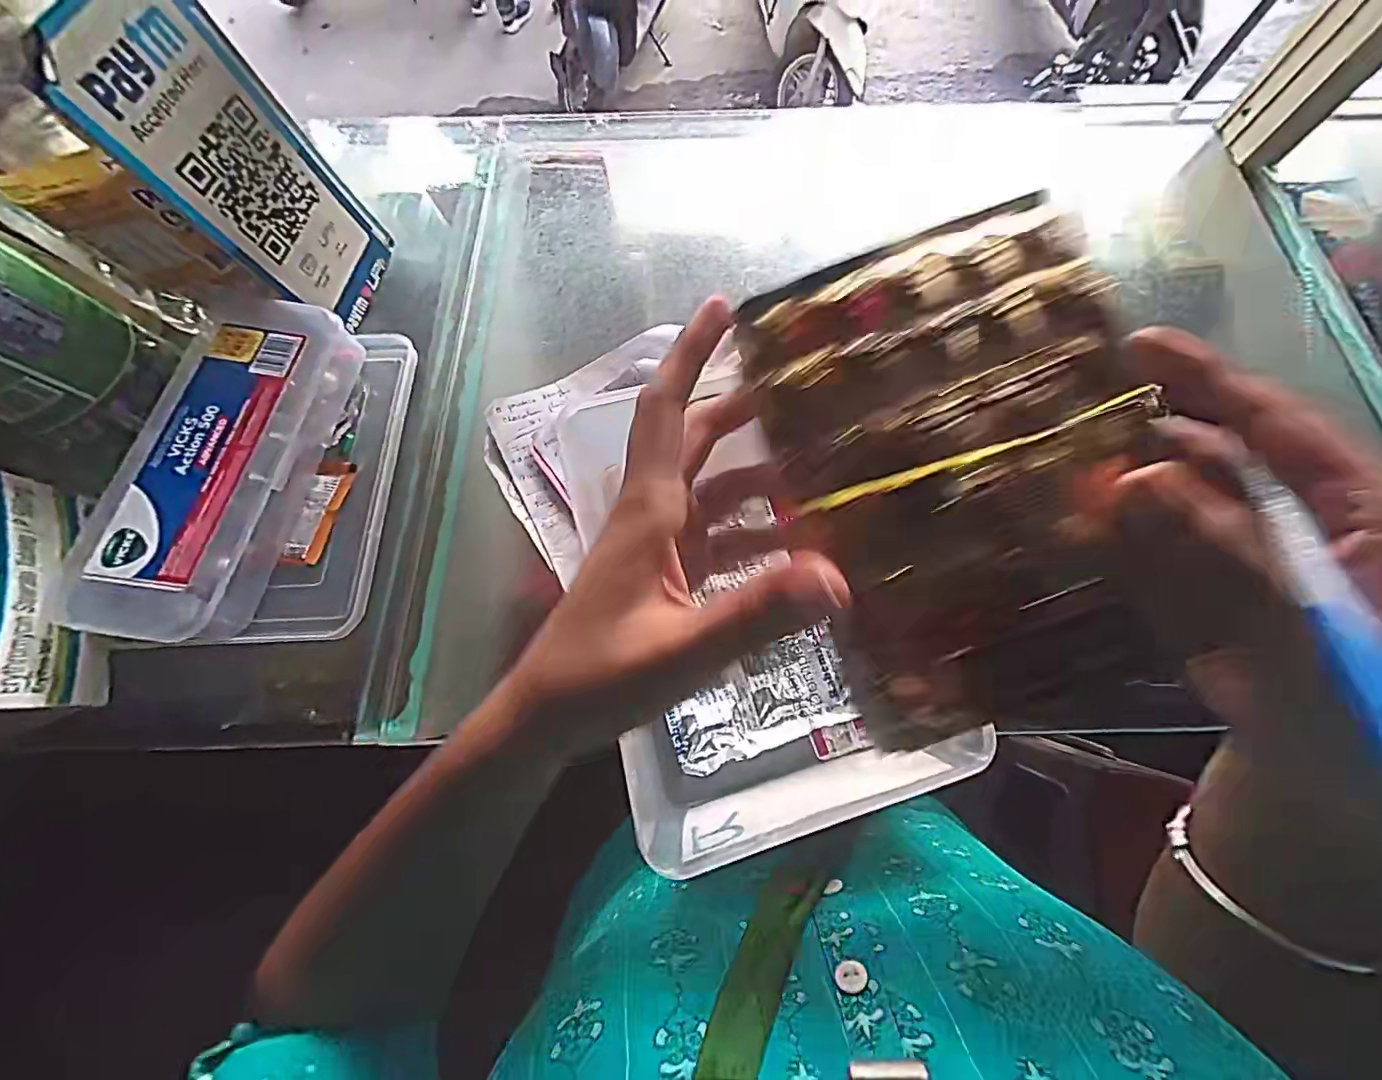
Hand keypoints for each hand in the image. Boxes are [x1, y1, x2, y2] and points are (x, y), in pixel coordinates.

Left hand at [498, 298, 850, 758]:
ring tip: (818, 476)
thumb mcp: (683, 649)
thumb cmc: (600, 677)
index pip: (669, 412)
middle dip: (742, 410)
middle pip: (697, 442)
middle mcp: (652, 516)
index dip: (692, 355)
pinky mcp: (662, 578)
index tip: (721, 307)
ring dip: (757, 481)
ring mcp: (656, 548)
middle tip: (800, 395)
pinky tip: (789, 550)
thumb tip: (835, 579)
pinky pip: (714, 539)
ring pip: (711, 493)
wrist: (546, 715)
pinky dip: (750, 533)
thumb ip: (756, 615)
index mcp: (649, 512)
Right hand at [1106, 328, 1381, 738]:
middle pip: (1222, 457)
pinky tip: (1076, 520)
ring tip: (1066, 457)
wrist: (1334, 807)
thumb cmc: (1359, 718)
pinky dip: (1114, 536)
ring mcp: (1247, 567)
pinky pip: (1154, 555)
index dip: (1211, 381)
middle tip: (1084, 403)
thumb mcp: (1307, 626)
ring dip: (1122, 482)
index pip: (1281, 426)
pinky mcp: (1205, 604)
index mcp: (1364, 514)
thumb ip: (1225, 547)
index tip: (1140, 346)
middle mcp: (1305, 527)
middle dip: (1153, 429)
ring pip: (1178, 505)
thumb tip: (1137, 476)